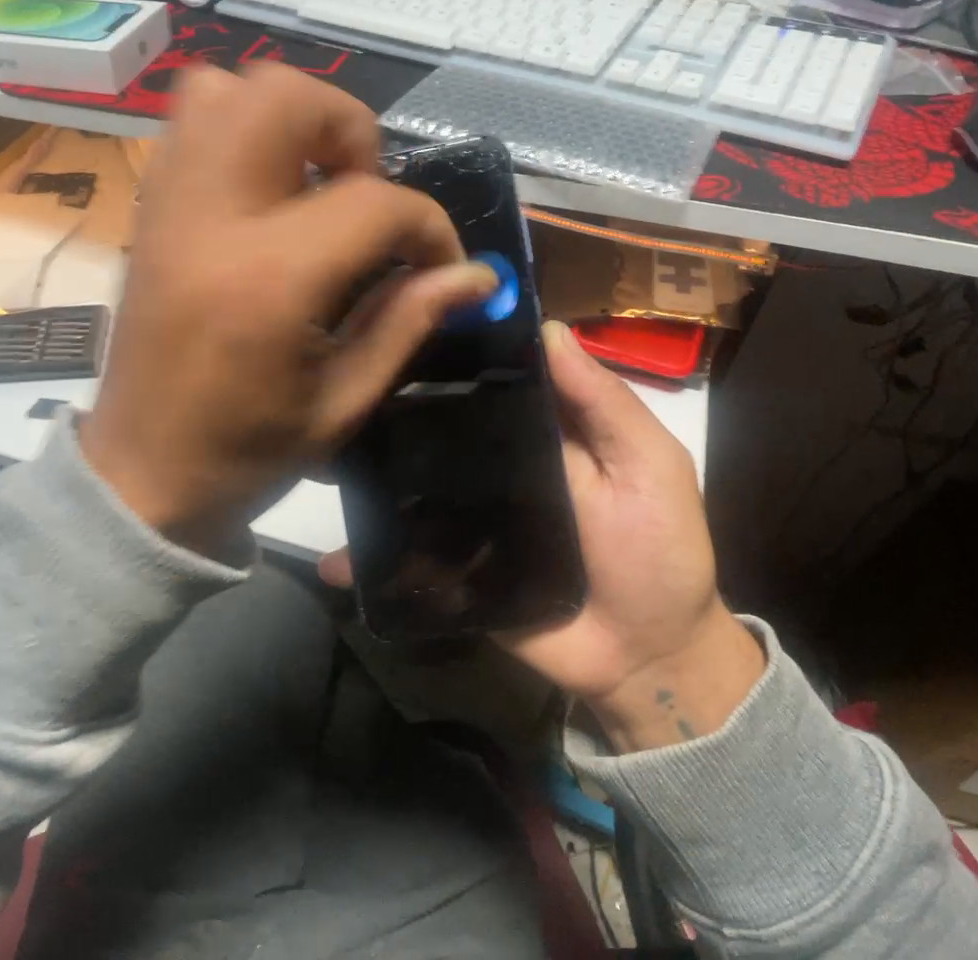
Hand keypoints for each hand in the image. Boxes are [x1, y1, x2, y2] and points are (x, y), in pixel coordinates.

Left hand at [82, 64, 498, 558]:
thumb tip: (475, 275)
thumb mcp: (343, 402)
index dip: (427, 227)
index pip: (373, 203)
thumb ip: (408, 323)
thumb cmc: (247, 453)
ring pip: (226, 91)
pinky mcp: (147, 215)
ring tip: (312, 186)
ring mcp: (168, 209)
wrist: (142, 476)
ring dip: (288, 120)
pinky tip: (264, 197)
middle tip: (364, 196)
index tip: (439, 266)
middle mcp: (212, 221)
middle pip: (288, 101)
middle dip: (350, 133)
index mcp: (270, 281)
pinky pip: (188, 127)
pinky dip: (238, 133)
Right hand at [321, 322, 763, 749]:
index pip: (491, 381)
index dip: (455, 353)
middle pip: (441, 433)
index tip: (400, 319)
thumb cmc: (659, 552)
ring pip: (413, 492)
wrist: (646, 659)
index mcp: (544, 434)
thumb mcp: (649, 467)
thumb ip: (605, 404)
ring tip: (318, 464)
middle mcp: (499, 470)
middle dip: (394, 414)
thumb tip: (546, 328)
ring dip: (370, 484)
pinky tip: (332, 561)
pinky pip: (408, 559)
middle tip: (336, 391)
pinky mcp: (455, 572)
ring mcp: (471, 522)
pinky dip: (370, 562)